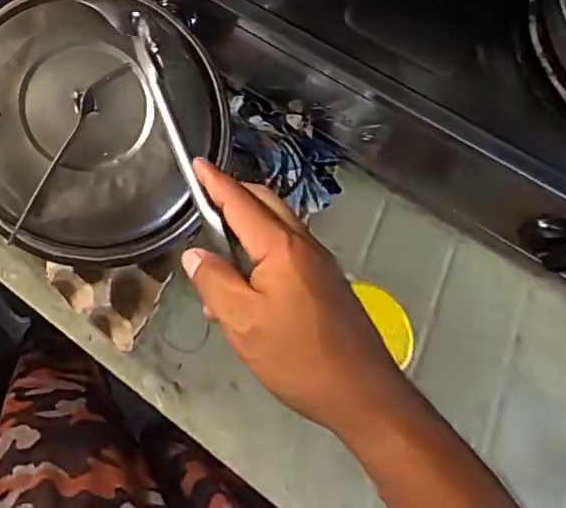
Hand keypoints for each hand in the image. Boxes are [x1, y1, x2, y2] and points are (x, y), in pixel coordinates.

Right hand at [182, 160, 415, 436]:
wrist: (370, 402)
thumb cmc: (301, 358)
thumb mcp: (242, 322)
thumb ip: (213, 282)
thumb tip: (195, 255)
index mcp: (280, 248)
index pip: (240, 201)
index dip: (215, 181)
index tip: (198, 163)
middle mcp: (304, 246)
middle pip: (265, 202)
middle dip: (234, 192)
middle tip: (205, 196)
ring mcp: (321, 265)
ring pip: (278, 224)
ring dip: (248, 221)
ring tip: (218, 243)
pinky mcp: (329, 285)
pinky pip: (288, 248)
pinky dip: (262, 245)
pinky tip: (247, 280)